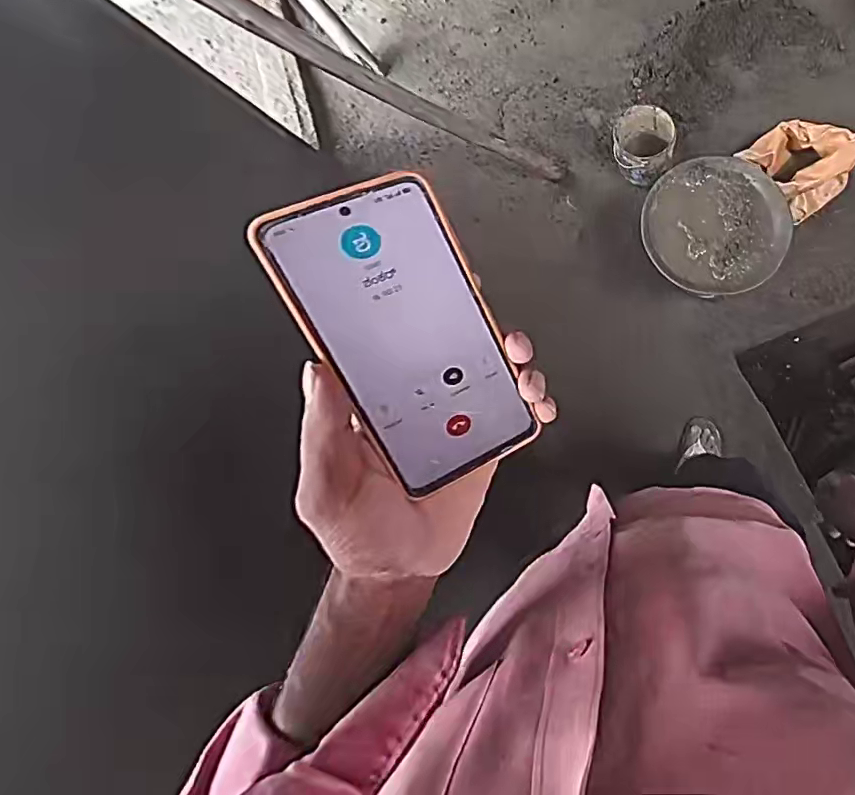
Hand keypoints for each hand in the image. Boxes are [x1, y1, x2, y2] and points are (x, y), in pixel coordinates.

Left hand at [295, 332, 555, 580]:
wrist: (399, 570)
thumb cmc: (356, 530)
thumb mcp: (324, 485)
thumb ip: (322, 431)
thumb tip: (317, 372)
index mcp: (383, 400)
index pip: (403, 340)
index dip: (421, 307)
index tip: (436, 283)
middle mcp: (424, 400)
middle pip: (459, 347)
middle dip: (482, 325)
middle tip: (491, 323)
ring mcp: (460, 421)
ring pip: (495, 374)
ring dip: (516, 360)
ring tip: (521, 368)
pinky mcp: (489, 444)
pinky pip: (518, 415)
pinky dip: (535, 404)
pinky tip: (537, 406)